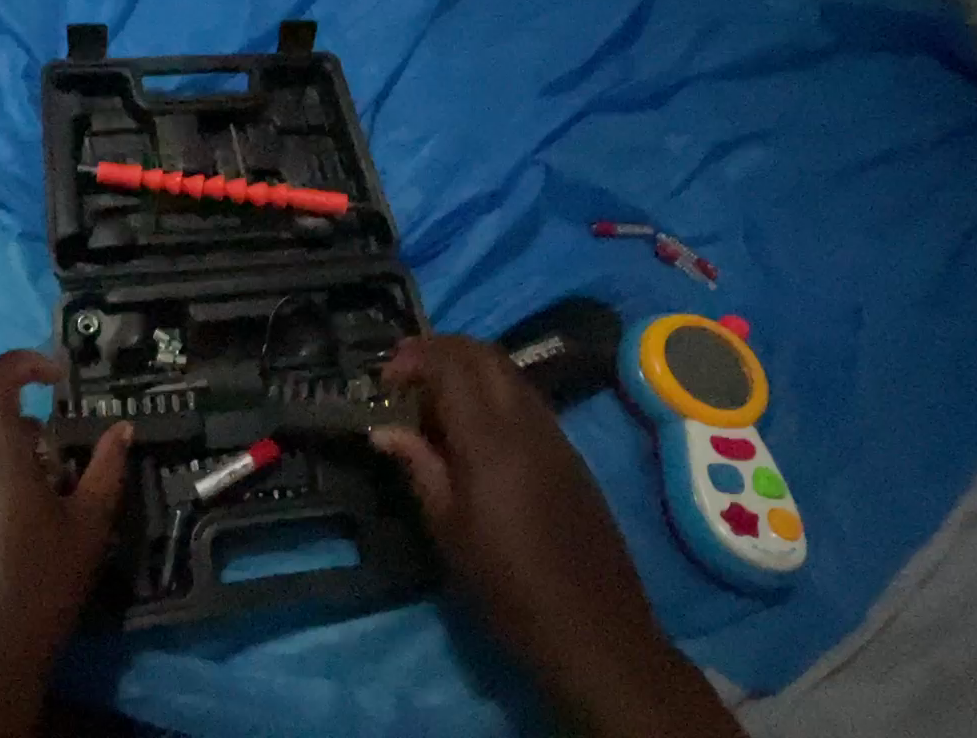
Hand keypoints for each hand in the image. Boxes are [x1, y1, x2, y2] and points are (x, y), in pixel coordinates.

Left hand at [0, 350, 132, 725]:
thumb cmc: (42, 584)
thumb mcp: (88, 526)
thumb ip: (105, 468)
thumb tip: (122, 429)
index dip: (21, 363)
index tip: (53, 377)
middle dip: (27, 438)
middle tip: (60, 475)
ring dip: (4, 470)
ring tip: (33, 516)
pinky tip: (1, 543)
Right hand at [371, 335, 741, 737]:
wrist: (592, 628)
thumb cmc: (506, 584)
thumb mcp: (447, 527)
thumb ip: (418, 465)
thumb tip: (384, 430)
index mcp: (490, 441)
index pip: (451, 366)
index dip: (414, 358)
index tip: (385, 377)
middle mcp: (526, 423)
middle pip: (484, 354)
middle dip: (440, 348)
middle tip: (405, 370)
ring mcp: (555, 434)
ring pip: (508, 372)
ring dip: (467, 366)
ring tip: (432, 395)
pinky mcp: (569, 452)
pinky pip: (525, 398)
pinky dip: (491, 390)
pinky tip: (471, 425)